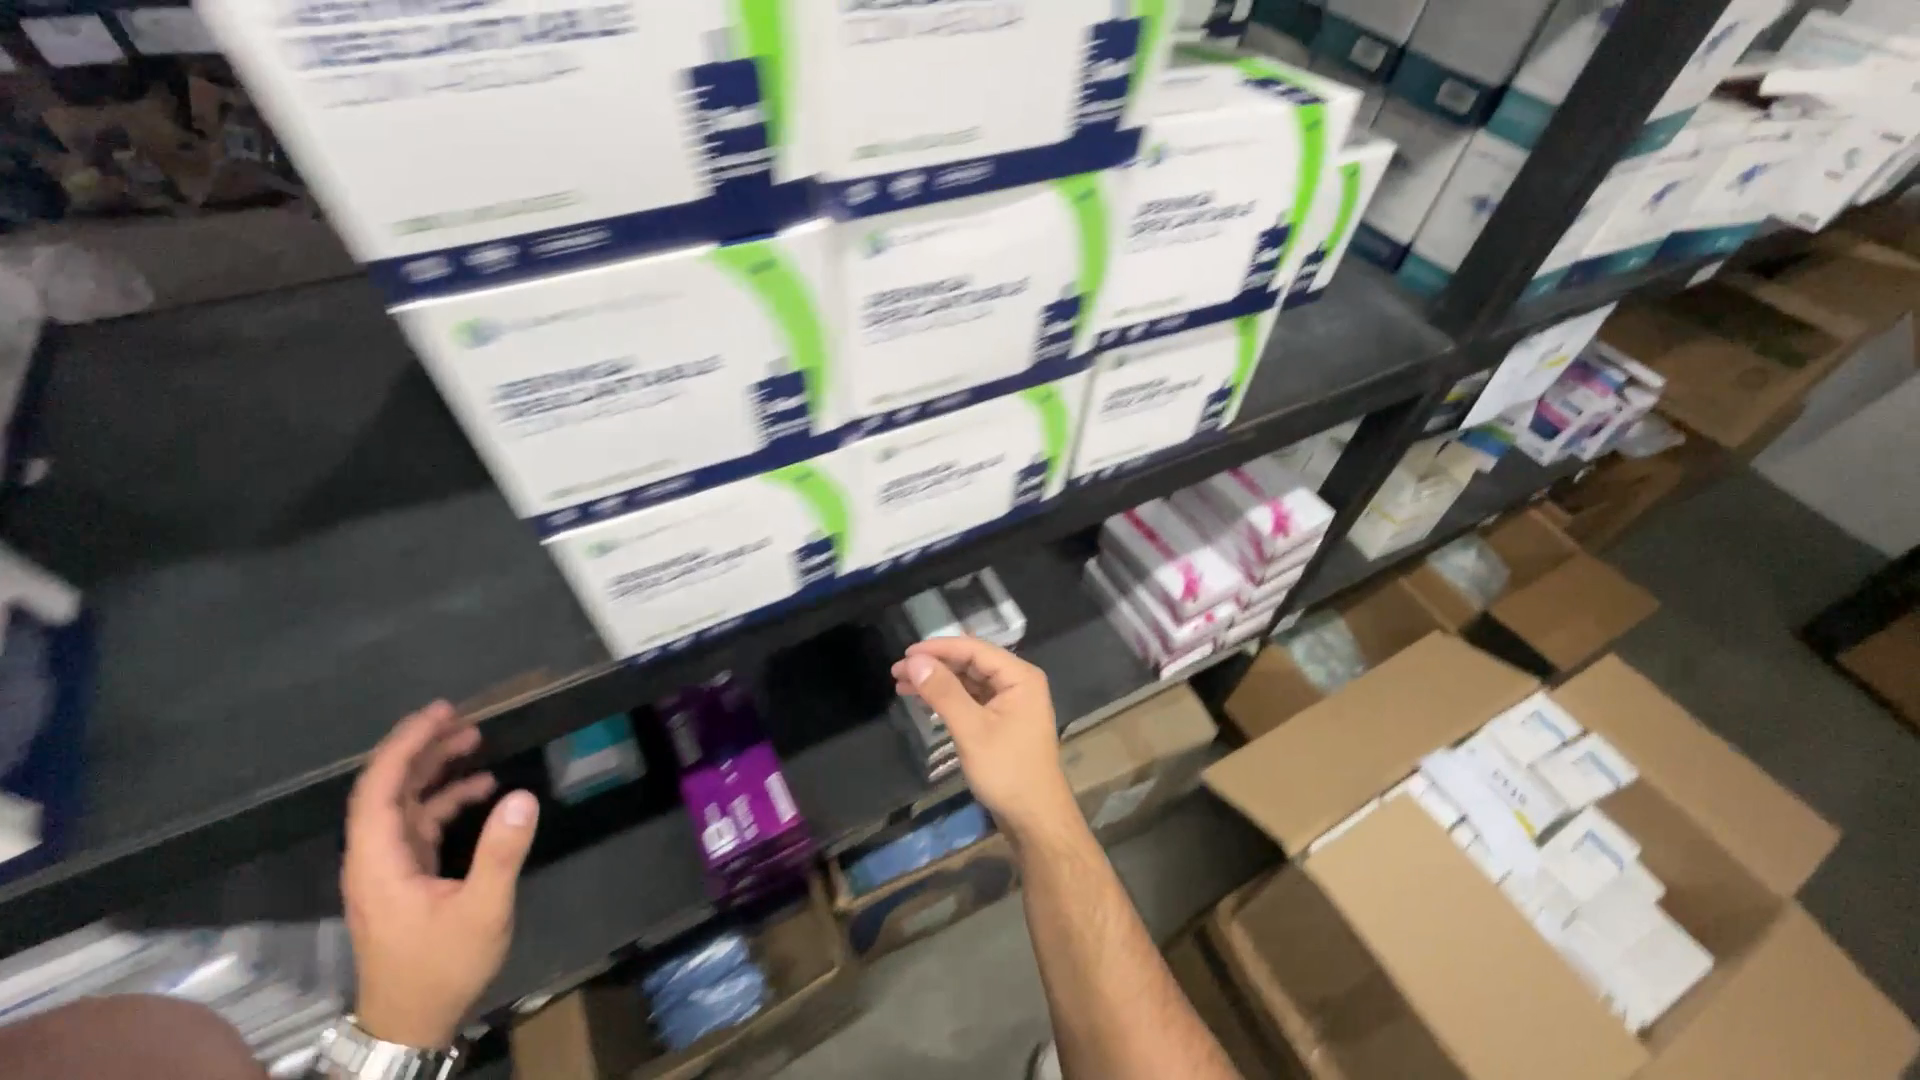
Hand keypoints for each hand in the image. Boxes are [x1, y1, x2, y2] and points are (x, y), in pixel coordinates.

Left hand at [342, 701, 539, 1048]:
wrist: (412, 1023)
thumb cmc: (441, 967)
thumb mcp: (481, 911)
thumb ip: (501, 853)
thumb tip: (522, 796)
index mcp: (379, 861)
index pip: (379, 788)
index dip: (406, 746)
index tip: (440, 714)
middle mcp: (375, 858)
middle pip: (388, 788)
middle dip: (423, 749)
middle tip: (465, 718)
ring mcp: (388, 869)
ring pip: (404, 804)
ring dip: (436, 771)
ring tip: (476, 742)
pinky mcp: (405, 879)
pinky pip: (420, 825)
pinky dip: (447, 801)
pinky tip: (483, 791)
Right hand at [892, 637, 1077, 844]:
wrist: (1035, 818)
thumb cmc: (1007, 771)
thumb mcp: (971, 729)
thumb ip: (944, 692)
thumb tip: (914, 660)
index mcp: (1020, 677)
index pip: (974, 649)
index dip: (938, 648)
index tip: (905, 653)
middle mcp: (1018, 683)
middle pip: (971, 663)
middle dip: (935, 665)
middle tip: (898, 671)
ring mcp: (1011, 703)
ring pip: (969, 682)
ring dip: (939, 682)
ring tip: (903, 685)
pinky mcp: (1003, 722)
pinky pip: (972, 700)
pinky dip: (949, 699)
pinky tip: (925, 702)